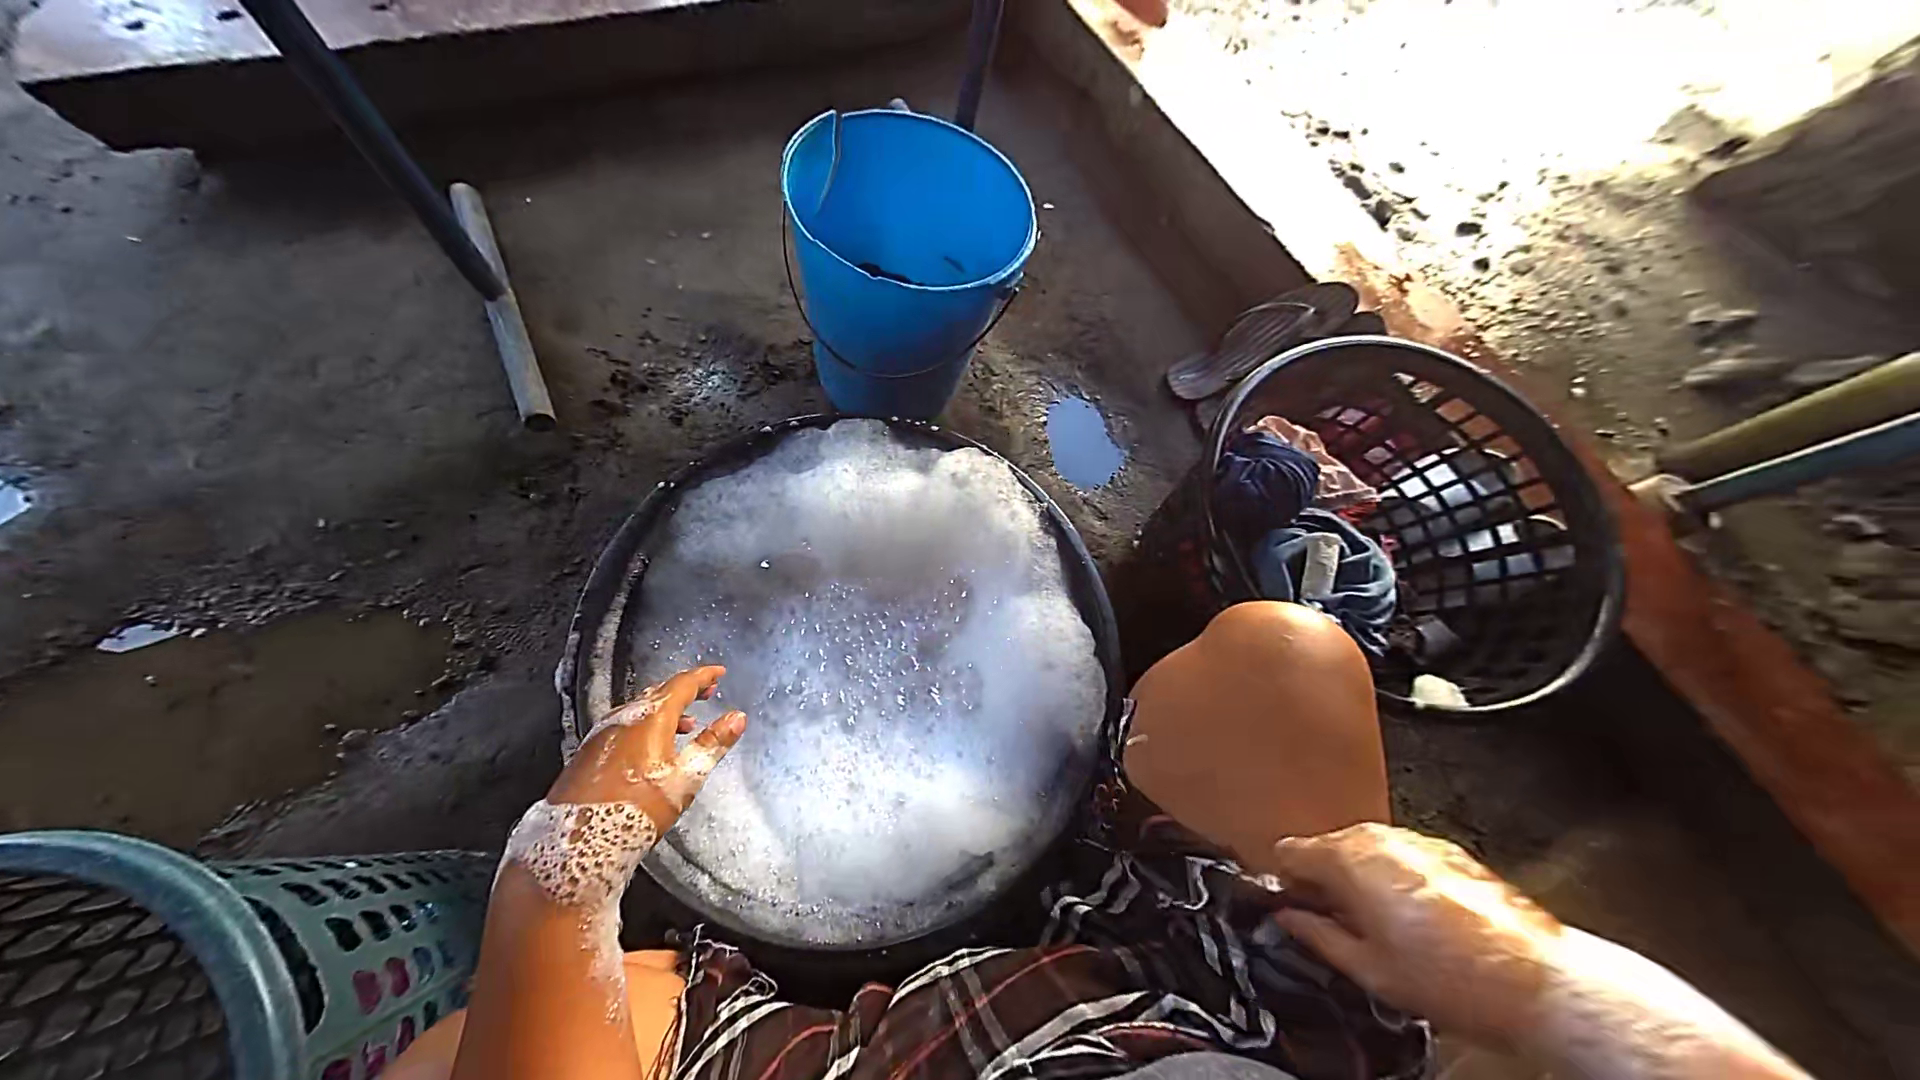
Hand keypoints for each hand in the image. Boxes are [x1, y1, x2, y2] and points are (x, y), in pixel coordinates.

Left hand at [547, 665, 747, 832]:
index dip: (704, 676)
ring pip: (641, 709)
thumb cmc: (636, 810)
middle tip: (707, 692)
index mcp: (650, 718)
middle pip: (660, 692)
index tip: (718, 673)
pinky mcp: (589, 752)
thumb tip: (737, 718)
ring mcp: (602, 734)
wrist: (577, 844)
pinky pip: (625, 725)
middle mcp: (623, 719)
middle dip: (687, 690)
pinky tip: (654, 746)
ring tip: (686, 724)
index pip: (682, 684)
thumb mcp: (686, 778)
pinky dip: (647, 724)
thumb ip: (713, 744)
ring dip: (668, 710)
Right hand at [1268, 822, 1560, 1047]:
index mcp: (1346, 858)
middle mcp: (1375, 838)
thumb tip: (1291, 921)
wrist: (1543, 985)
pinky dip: (1395, 880)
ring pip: (1362, 852)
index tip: (1297, 906)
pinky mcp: (1444, 851)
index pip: (1288, 850)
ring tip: (1385, 928)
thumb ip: (1316, 935)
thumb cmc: (1462, 980)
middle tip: (1341, 925)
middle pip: (1324, 848)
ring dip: (1360, 880)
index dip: (1287, 882)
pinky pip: (1397, 857)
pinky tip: (1416, 922)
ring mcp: (1412, 840)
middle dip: (1326, 882)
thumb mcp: (1370, 971)